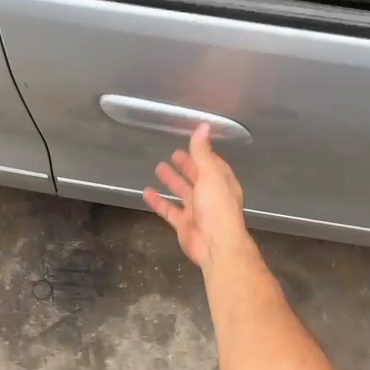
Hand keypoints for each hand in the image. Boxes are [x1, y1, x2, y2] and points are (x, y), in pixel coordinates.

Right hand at [143, 124, 251, 269]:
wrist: (216, 244)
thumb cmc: (217, 208)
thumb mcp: (210, 175)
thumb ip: (202, 152)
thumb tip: (203, 125)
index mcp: (222, 183)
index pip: (213, 164)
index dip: (203, 153)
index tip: (192, 142)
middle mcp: (211, 195)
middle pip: (197, 177)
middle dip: (187, 165)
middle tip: (174, 154)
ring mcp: (197, 211)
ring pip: (182, 192)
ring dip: (172, 181)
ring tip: (159, 168)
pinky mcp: (184, 224)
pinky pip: (169, 209)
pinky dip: (158, 201)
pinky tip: (146, 192)